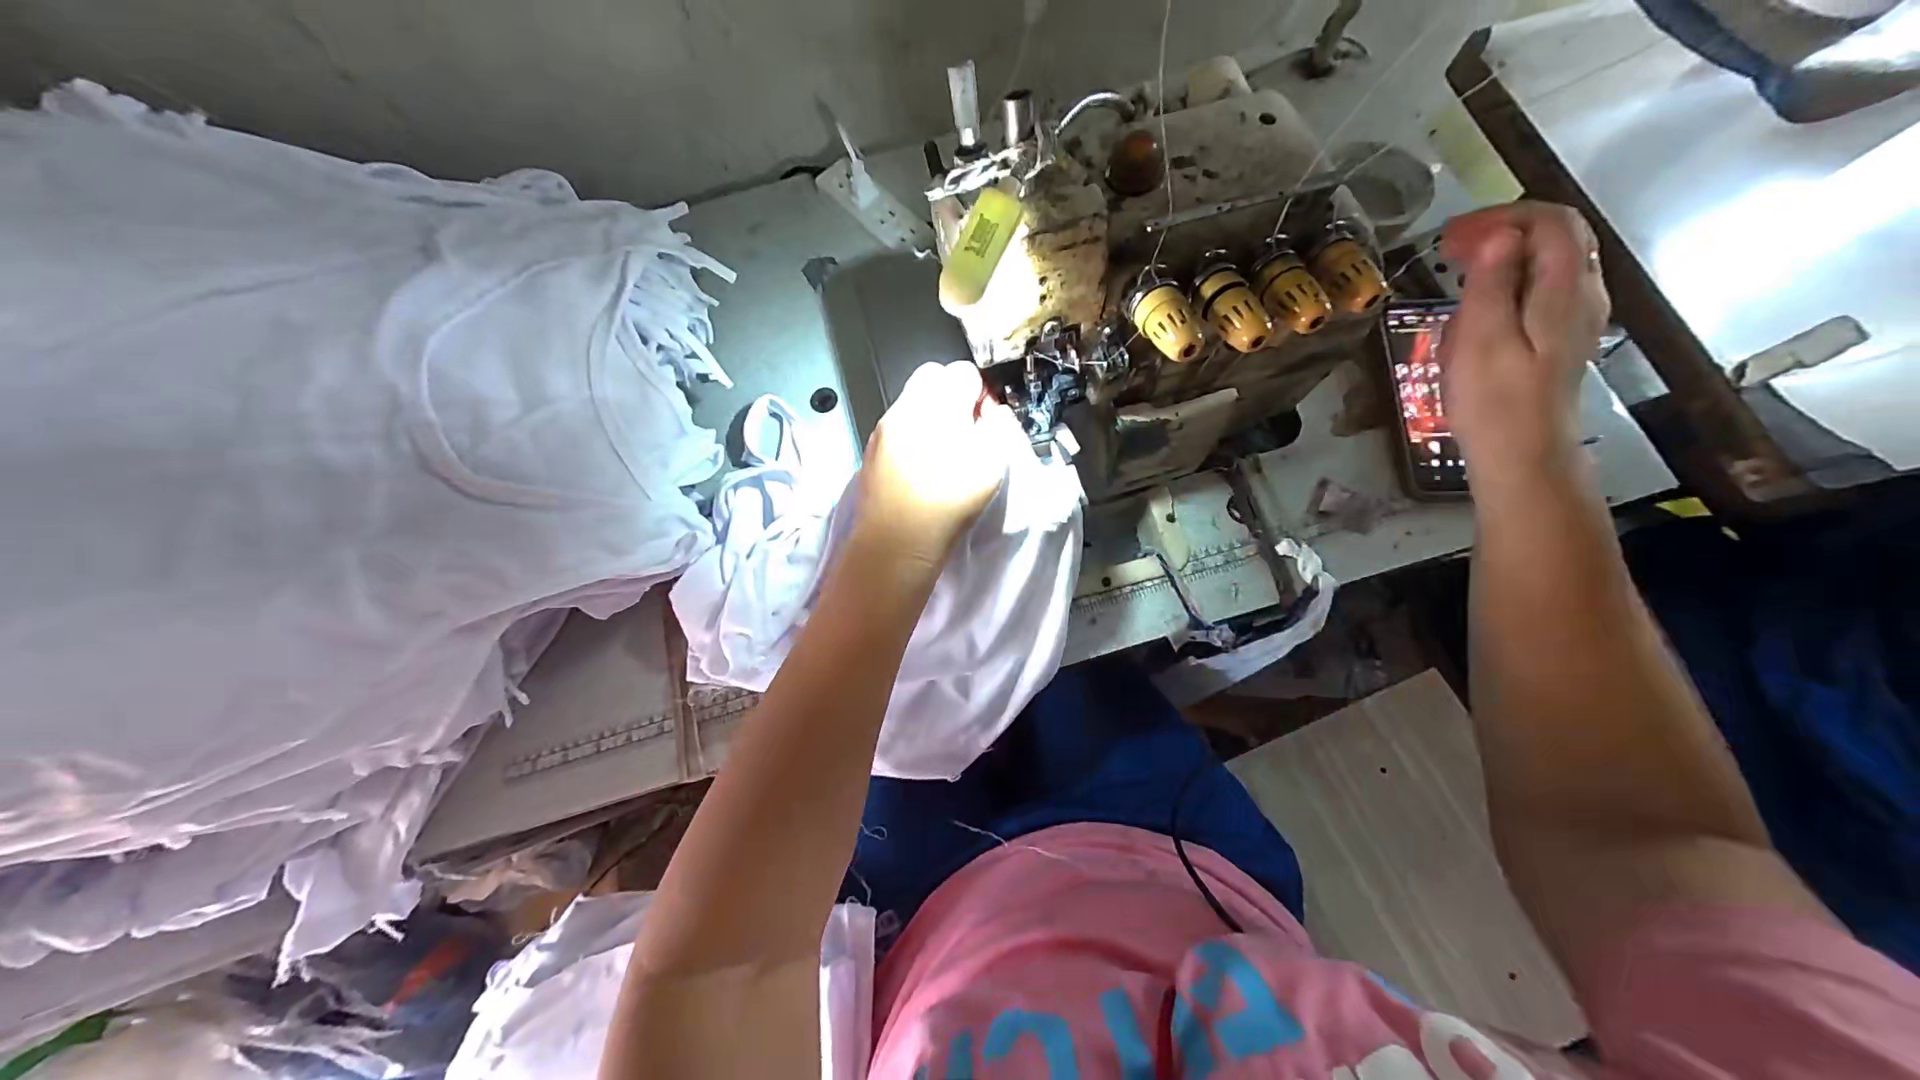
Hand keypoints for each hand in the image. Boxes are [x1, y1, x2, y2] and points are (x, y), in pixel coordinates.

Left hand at [856, 360, 1021, 564]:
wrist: (896, 540)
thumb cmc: (949, 500)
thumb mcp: (994, 462)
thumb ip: (998, 426)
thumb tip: (990, 413)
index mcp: (940, 401)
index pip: (964, 372)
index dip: (979, 392)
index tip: (985, 417)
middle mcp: (907, 406)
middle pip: (933, 378)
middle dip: (951, 395)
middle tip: (966, 428)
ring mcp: (884, 427)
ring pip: (912, 403)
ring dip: (930, 417)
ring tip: (944, 453)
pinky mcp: (871, 450)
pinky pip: (897, 429)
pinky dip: (912, 437)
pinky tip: (922, 468)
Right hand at [1438, 201, 1609, 498]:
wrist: (1522, 454)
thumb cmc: (1494, 400)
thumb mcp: (1482, 338)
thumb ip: (1492, 283)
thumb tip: (1498, 236)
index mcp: (1565, 288)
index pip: (1550, 222)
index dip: (1501, 216)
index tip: (1451, 236)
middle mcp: (1583, 292)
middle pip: (1556, 235)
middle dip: (1503, 229)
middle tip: (1451, 248)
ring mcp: (1577, 315)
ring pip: (1550, 260)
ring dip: (1505, 254)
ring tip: (1459, 269)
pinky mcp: (1562, 336)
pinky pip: (1543, 287)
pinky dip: (1511, 279)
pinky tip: (1481, 300)